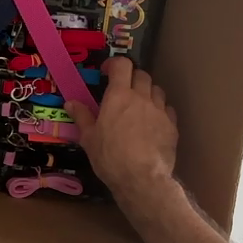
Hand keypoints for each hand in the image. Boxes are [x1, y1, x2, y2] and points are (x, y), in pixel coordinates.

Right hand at [68, 57, 179, 197]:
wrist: (141, 178)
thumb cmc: (110, 157)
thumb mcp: (89, 138)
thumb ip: (82, 116)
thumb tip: (71, 102)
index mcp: (118, 96)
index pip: (122, 65)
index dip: (114, 64)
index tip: (107, 72)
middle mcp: (141, 97)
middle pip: (142, 74)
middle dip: (132, 77)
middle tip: (123, 90)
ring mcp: (159, 111)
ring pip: (157, 90)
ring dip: (147, 92)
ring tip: (139, 105)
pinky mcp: (172, 126)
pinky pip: (167, 109)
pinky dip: (160, 110)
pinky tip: (153, 122)